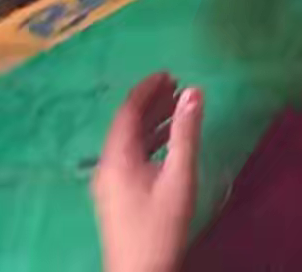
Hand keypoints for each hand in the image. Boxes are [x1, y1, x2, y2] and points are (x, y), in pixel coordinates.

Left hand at [92, 73, 202, 271]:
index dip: (148, 88)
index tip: (169, 74)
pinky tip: (169, 140)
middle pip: (127, 122)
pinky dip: (149, 139)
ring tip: (178, 107)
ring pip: (129, 139)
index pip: (129, 109)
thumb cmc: (160, 227)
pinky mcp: (115, 195)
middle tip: (177, 86)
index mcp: (117, 157)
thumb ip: (186, 131)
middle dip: (152, 101)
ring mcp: (108, 182)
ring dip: (152, 120)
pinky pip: (130, 154)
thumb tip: (194, 90)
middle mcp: (107, 165)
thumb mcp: (179, 176)